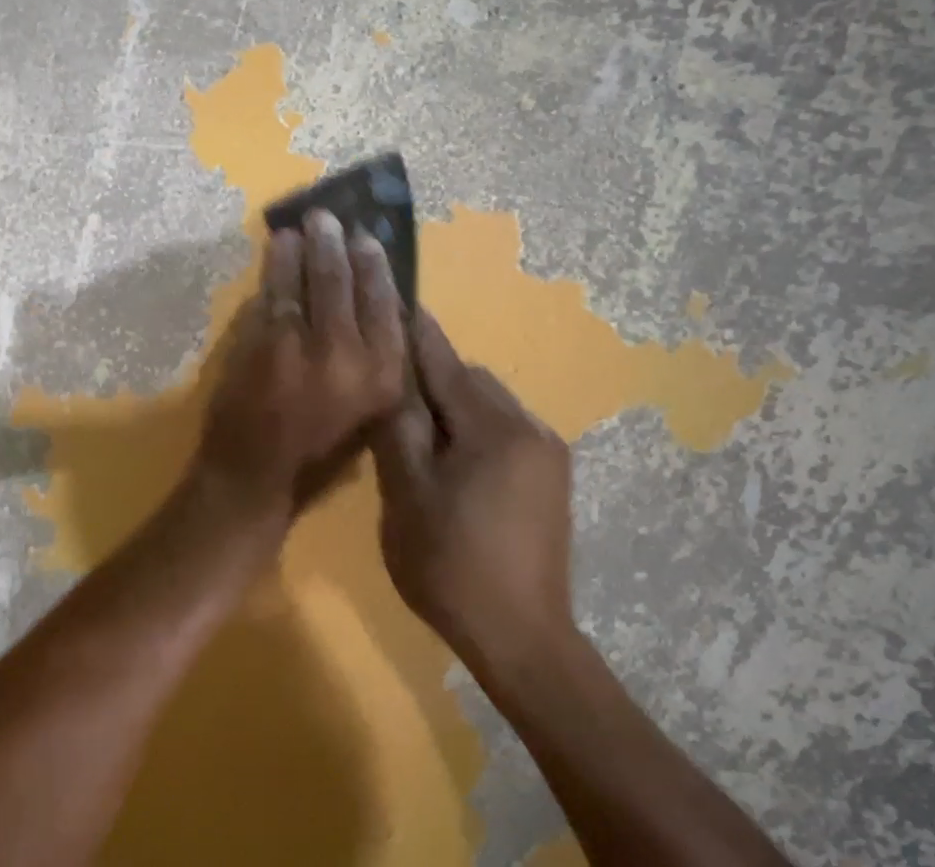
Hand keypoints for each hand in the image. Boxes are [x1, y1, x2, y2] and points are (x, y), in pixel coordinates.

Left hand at [194, 209, 409, 509]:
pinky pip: (271, 300)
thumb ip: (372, 365)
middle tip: (329, 219)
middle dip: (337, 247)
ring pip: (304, 286)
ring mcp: (300, 349)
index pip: (387, 309)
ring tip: (300, 226)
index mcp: (384, 378)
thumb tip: (369, 309)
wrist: (254, 477)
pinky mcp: (260, 345)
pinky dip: (273, 274)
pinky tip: (275, 254)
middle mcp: (349, 357)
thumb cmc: (316, 455)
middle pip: (345, 287)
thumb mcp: (366, 414)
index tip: (369, 241)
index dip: (377, 270)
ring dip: (302, 250)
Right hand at [371, 312, 575, 668]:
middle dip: (428, 380)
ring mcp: (548, 456)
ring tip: (412, 438)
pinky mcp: (552, 481)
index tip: (390, 297)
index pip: (444, 363)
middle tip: (382, 399)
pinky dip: (471, 433)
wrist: (521, 637)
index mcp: (494, 429)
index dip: (413, 333)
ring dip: (450, 410)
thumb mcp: (405, 495)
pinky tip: (447, 465)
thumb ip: (397, 429)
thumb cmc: (450, 565)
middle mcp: (531, 429)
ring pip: (487, 408)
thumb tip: (390, 378)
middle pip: (469, 382)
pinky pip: (503, 434)